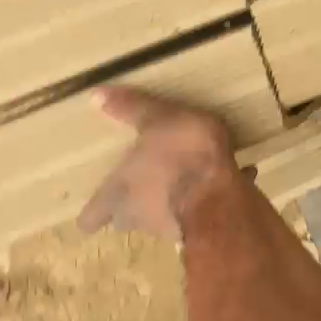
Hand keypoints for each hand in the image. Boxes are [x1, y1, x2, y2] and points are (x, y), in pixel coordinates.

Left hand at [78, 87, 239, 238]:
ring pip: (163, 213)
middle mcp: (134, 216)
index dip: (96, 209)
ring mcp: (166, 225)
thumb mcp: (158, 119)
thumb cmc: (180, 154)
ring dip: (176, 196)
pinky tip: (231, 175)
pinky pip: (204, 205)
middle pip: (125, 217)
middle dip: (139, 201)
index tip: (106, 198)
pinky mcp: (201, 223)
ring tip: (198, 173)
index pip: (89, 218)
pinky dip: (212, 192)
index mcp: (116, 194)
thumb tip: (94, 95)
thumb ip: (131, 109)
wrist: (217, 192)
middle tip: (154, 180)